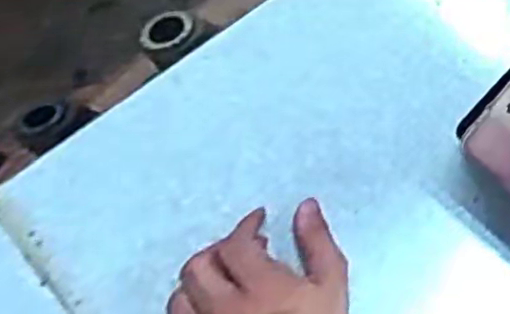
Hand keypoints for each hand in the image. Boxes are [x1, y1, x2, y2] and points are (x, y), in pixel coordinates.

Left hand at [169, 200, 346, 313]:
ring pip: (178, 295)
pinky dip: (190, 302)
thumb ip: (316, 240)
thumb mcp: (331, 278)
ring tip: (227, 272)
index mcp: (260, 284)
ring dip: (200, 276)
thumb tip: (305, 206)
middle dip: (219, 246)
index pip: (235, 245)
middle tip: (244, 242)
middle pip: (197, 267)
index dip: (245, 225)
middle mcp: (222, 306)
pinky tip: (214, 301)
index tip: (260, 218)